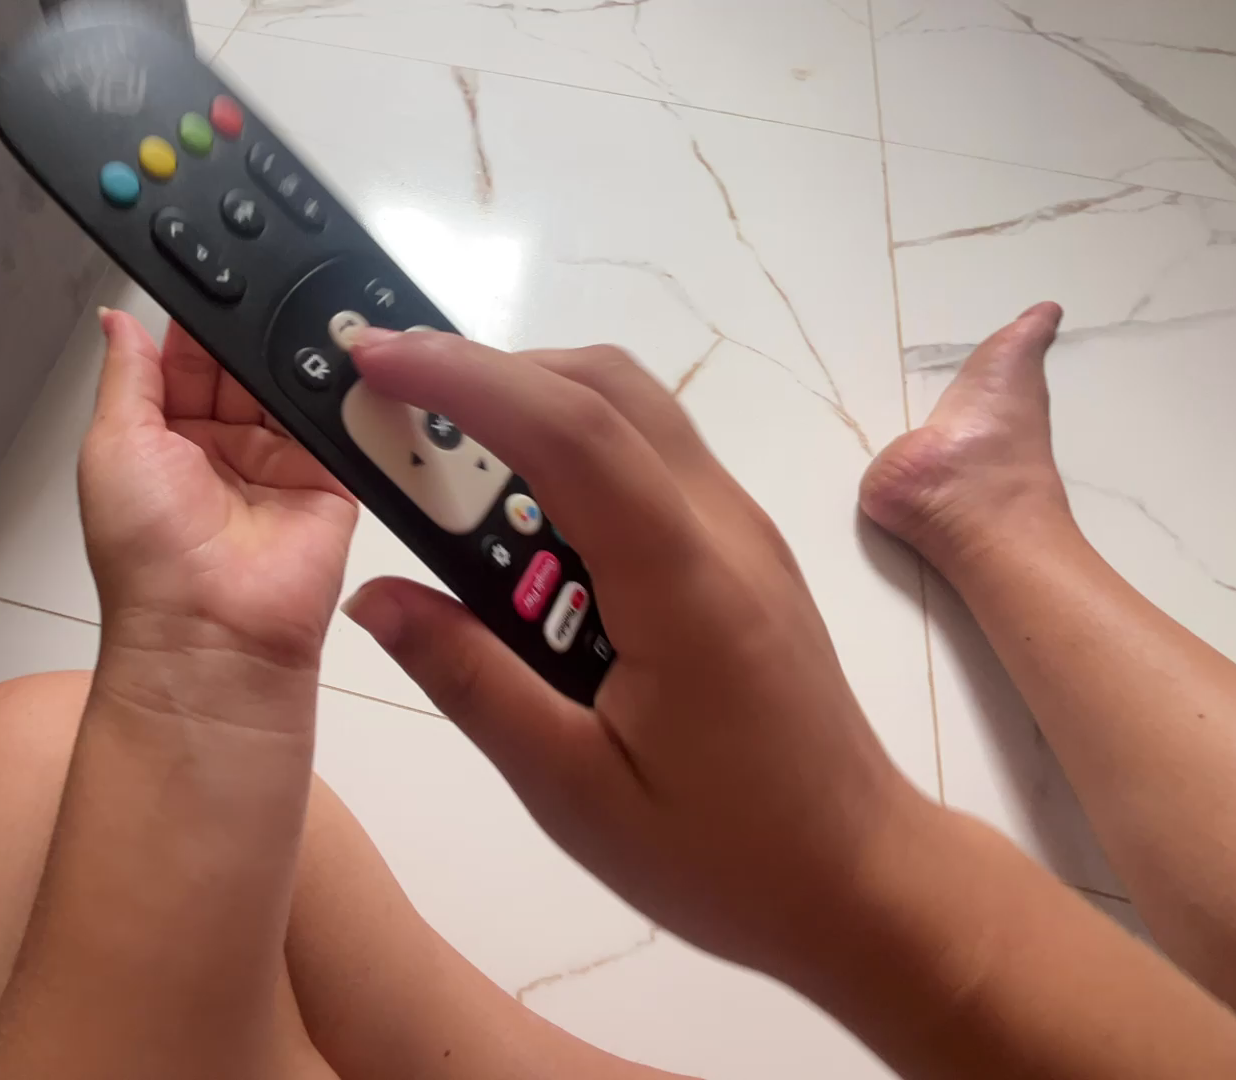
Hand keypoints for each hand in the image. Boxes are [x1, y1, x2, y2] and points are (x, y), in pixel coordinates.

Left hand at [80, 310, 357, 691]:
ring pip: (293, 386)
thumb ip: (128, 377)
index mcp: (168, 437)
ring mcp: (280, 462)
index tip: (212, 272)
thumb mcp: (113, 446)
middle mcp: (226, 448)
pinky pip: (340, 424)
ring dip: (295, 358)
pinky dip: (340, 393)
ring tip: (301, 319)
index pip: (188, 359)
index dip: (199, 318)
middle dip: (253, 331)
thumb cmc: (148, 555)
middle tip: (263, 289)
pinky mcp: (330, 480)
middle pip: (245, 365)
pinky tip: (340, 360)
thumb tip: (119, 319)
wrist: (215, 630)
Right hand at [339, 329, 928, 977]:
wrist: (860, 876)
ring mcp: (735, 525)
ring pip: (626, 406)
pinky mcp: (730, 543)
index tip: (375, 359)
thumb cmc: (721, 851)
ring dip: (524, 399)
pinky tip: (512, 504)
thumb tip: (376, 597)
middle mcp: (720, 524)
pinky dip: (560, 438)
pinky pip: (639, 452)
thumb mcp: (570, 788)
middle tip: (392, 395)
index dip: (465, 378)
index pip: (569, 433)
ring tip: (437, 446)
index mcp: (683, 583)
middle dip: (486, 369)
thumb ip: (470, 680)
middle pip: (603, 387)